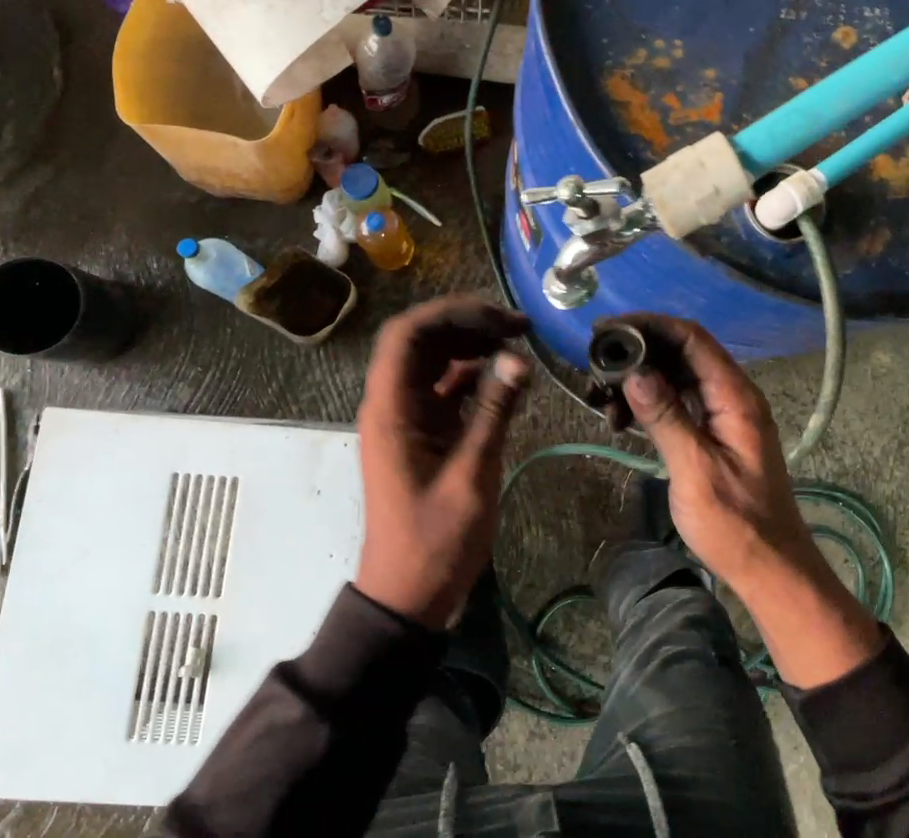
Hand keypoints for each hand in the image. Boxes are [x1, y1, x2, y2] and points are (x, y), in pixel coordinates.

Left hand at [354, 296, 530, 628]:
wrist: (409, 594)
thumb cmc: (435, 540)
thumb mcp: (471, 475)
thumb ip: (493, 412)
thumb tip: (518, 358)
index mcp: (390, 409)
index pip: (407, 334)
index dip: (451, 313)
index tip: (499, 317)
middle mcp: (393, 405)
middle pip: (421, 342)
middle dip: (466, 323)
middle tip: (518, 327)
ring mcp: (407, 420)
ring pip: (434, 363)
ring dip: (471, 347)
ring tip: (517, 344)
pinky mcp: (423, 436)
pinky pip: (444, 391)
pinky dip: (473, 378)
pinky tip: (506, 378)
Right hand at [610, 314, 809, 584]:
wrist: (768, 568)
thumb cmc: (735, 522)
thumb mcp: (695, 469)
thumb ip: (666, 417)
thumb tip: (634, 371)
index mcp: (735, 397)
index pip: (692, 339)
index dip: (649, 326)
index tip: (606, 330)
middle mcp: (730, 397)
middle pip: (679, 355)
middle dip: (635, 354)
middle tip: (593, 366)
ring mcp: (721, 416)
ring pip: (673, 380)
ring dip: (636, 383)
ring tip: (601, 402)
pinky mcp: (710, 436)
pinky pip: (675, 406)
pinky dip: (646, 407)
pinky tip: (619, 421)